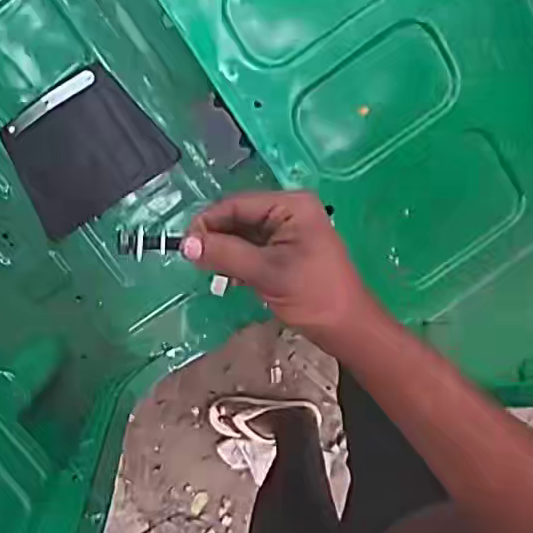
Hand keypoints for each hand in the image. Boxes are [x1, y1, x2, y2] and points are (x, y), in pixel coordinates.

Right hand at [183, 191, 384, 352]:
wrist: (347, 328)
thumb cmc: (313, 296)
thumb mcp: (266, 272)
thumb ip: (225, 254)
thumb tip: (186, 244)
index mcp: (290, 205)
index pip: (236, 204)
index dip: (208, 223)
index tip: (185, 247)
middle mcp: (288, 211)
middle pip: (238, 217)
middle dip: (216, 238)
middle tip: (195, 262)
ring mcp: (288, 231)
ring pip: (242, 234)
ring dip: (225, 251)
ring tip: (213, 273)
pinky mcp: (285, 250)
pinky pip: (252, 248)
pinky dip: (237, 261)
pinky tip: (229, 278)